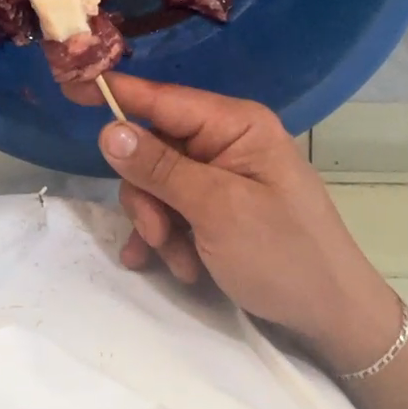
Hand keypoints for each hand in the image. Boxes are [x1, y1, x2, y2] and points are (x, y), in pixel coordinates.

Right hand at [74, 75, 401, 374]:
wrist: (336, 322)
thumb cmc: (284, 255)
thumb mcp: (217, 210)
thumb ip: (159, 168)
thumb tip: (108, 130)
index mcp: (235, 125)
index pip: (162, 98)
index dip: (116, 93)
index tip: (71, 86)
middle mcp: (226, 142)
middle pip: (153, 148)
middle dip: (147, 196)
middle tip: (159, 235)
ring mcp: (222, 176)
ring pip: (157, 184)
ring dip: (160, 226)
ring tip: (183, 262)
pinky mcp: (218, 208)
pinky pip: (173, 210)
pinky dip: (169, 238)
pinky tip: (176, 267)